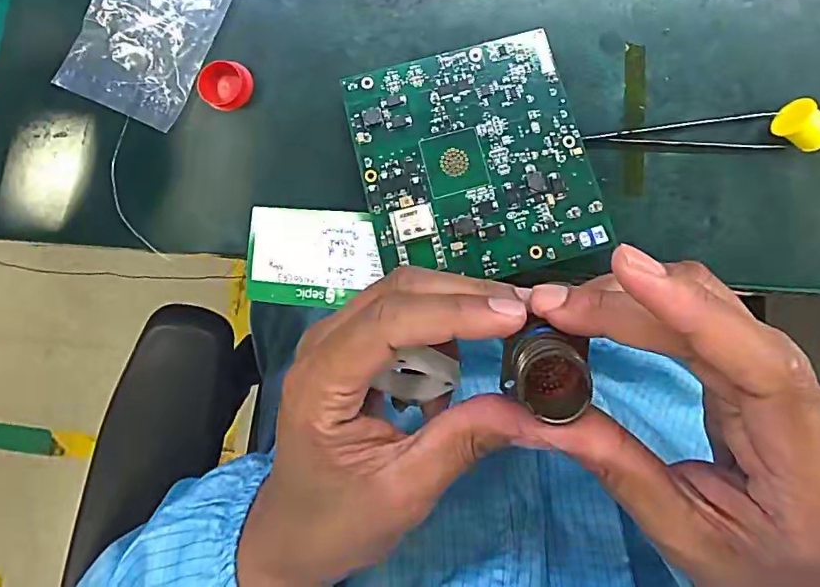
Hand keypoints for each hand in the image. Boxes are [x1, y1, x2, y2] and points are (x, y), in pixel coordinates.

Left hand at [239, 267, 558, 585]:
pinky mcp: (348, 340)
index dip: (453, 311)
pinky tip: (441, 386)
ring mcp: (333, 335)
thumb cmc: (337, 516)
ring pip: (401, 295)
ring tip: (487, 353)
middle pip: (398, 292)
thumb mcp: (403, 492)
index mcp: (322, 378)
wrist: (292, 527)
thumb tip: (527, 412)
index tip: (511, 314)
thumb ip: (460, 443)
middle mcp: (323, 340)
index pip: (390, 322)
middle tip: (521, 313)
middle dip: (463, 297)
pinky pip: (399, 315)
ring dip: (452, 313)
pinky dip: (434, 334)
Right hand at [529, 246, 819, 586]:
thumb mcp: (690, 538)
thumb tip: (537, 414)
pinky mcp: (745, 360)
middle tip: (552, 305)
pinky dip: (640, 302)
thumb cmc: (769, 573)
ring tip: (566, 306)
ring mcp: (775, 369)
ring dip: (627, 295)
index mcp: (804, 452)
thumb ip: (619, 468)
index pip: (755, 359)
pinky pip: (692, 312)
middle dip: (625, 299)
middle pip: (713, 313)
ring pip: (701, 299)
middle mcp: (798, 395)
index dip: (688, 305)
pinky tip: (601, 306)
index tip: (625, 266)